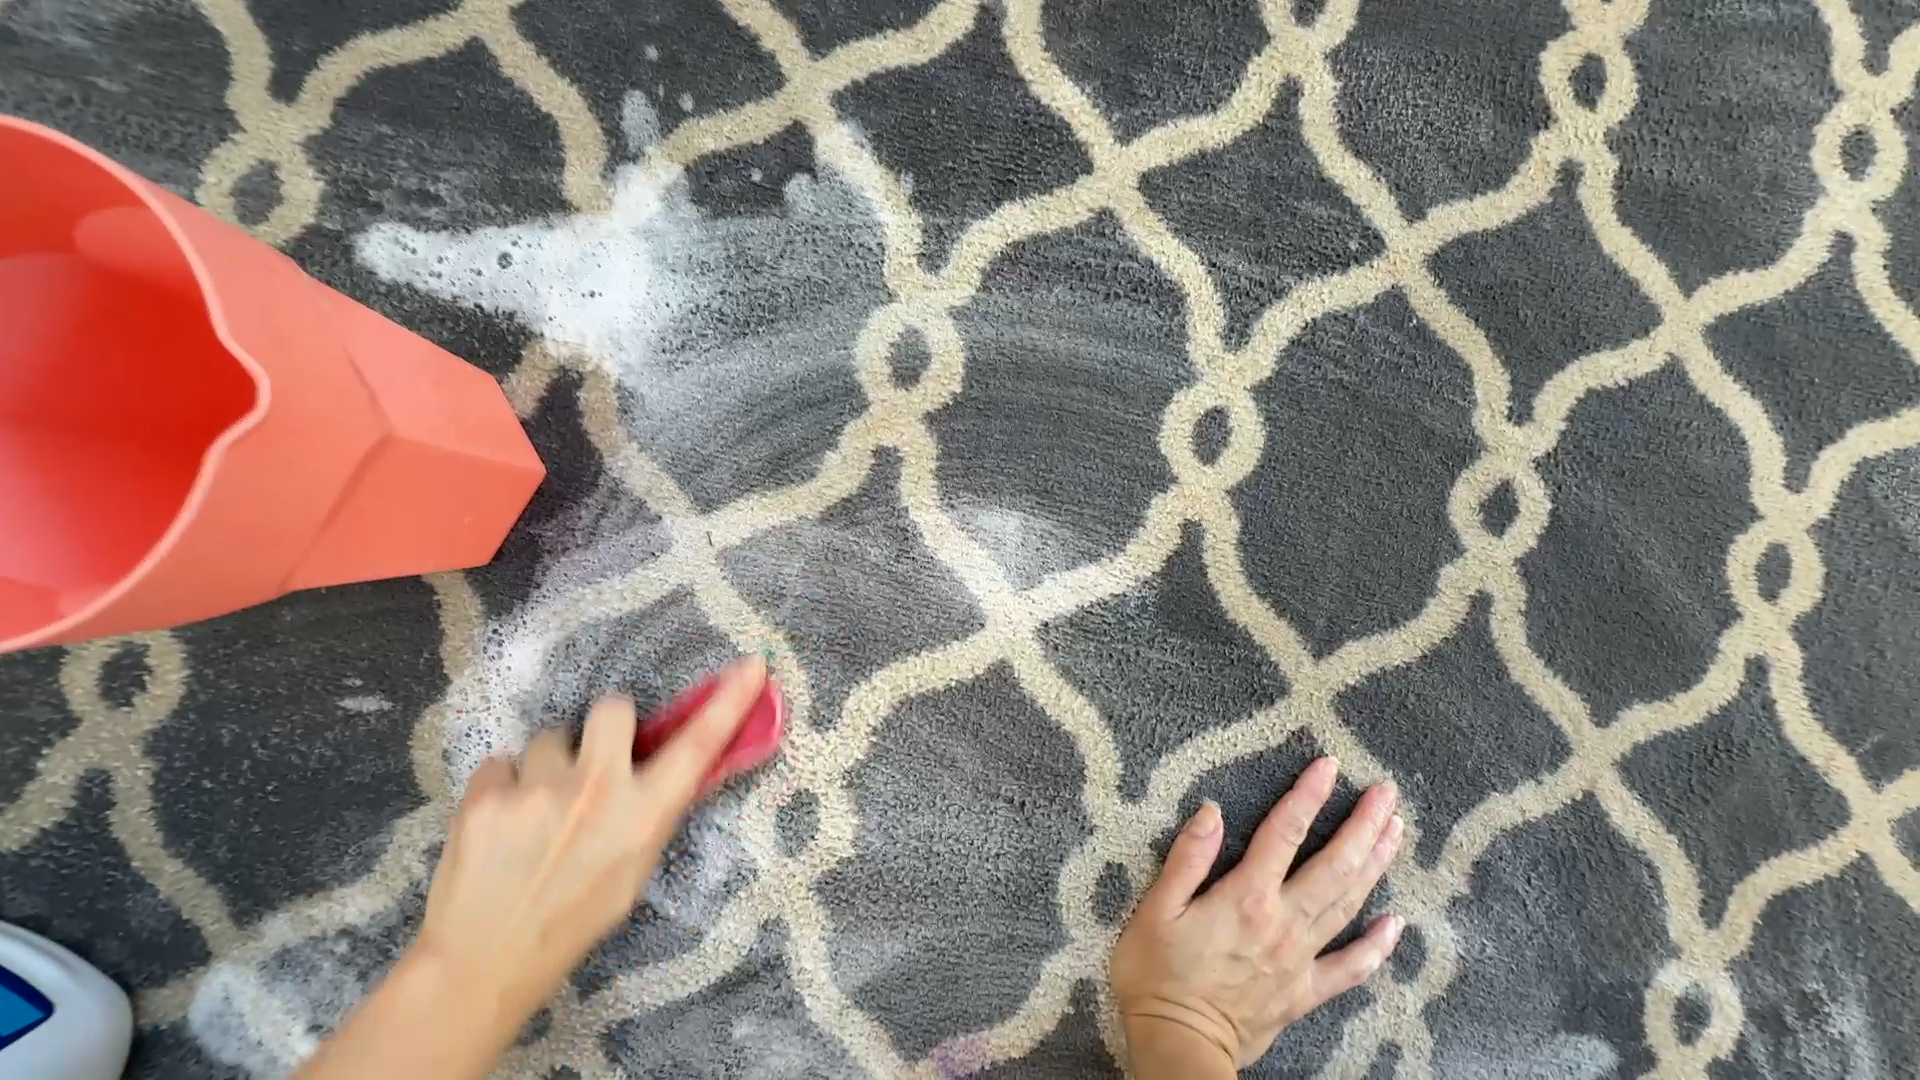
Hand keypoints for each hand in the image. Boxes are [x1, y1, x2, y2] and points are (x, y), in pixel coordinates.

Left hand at [414, 656, 767, 1020]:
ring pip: (549, 739)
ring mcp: (537, 789)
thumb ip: (651, 811)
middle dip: (603, 727)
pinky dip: (502, 786)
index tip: (752, 664)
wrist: (484, 962)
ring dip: (546, 765)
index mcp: (643, 814)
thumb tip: (670, 764)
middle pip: (613, 707)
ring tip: (533, 810)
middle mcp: (596, 790)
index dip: (729, 701)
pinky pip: (500, 763)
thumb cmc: (576, 918)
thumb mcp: (636, 867)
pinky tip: (498, 822)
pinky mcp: (484, 795)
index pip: (698, 746)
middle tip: (589, 762)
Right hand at [1109, 757, 1404, 1074]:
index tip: (1329, 765)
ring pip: (1348, 905)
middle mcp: (1283, 922)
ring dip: (1376, 866)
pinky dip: (1377, 946)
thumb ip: (1187, 859)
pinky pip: (1349, 969)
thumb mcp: (1155, 909)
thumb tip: (1212, 811)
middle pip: (1334, 866)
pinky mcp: (1304, 993)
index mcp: (1246, 897)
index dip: (1308, 796)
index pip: (1284, 833)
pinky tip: (1398, 925)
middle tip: (1388, 792)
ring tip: (1396, 832)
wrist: (1177, 1047)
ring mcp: (1300, 959)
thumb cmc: (1156, 973)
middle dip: (1363, 826)